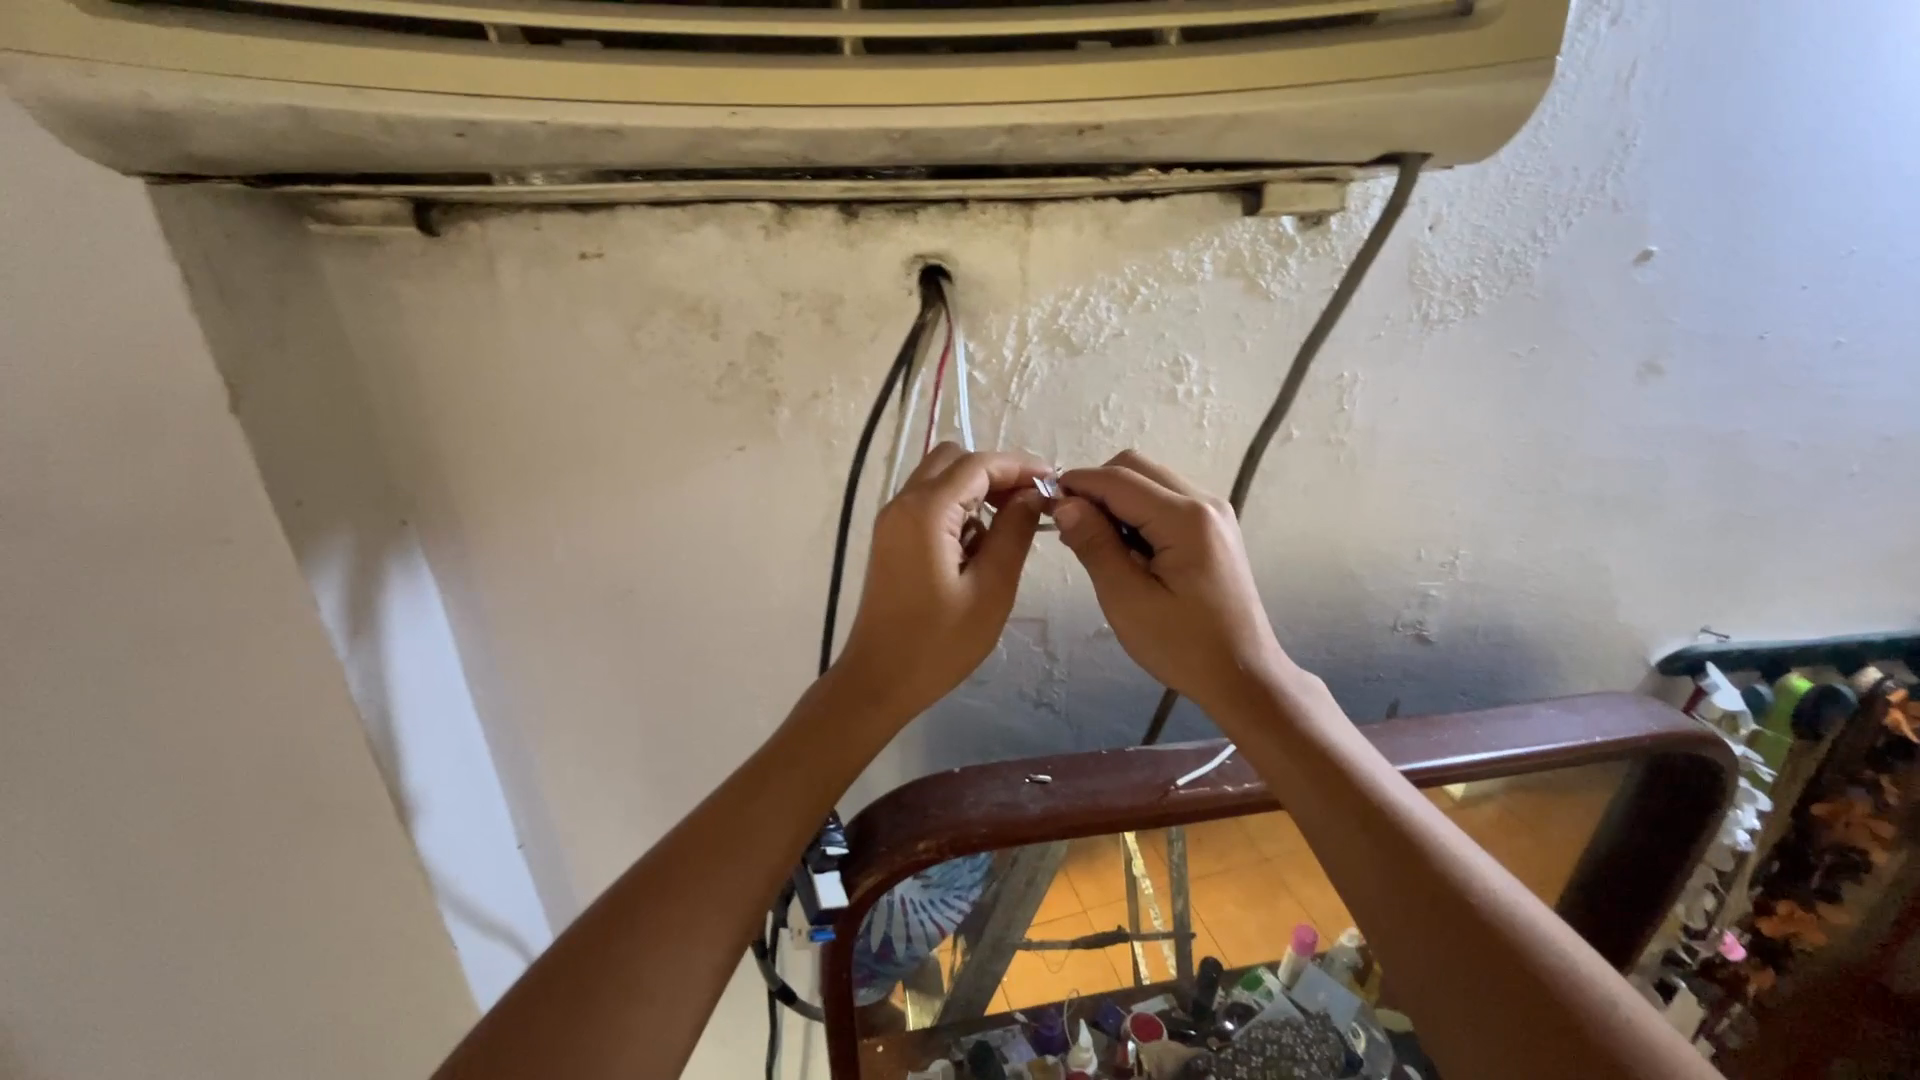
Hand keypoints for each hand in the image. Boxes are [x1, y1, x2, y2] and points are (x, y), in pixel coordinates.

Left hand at [838, 443, 1048, 719]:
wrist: (879, 680)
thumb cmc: (938, 643)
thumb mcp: (990, 590)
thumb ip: (1014, 533)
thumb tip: (1032, 495)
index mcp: (926, 512)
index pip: (978, 464)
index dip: (1019, 466)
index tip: (1053, 482)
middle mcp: (902, 504)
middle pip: (953, 460)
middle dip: (995, 474)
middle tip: (1028, 505)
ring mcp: (892, 521)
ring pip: (939, 479)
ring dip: (975, 491)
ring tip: (1008, 531)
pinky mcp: (890, 539)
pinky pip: (927, 504)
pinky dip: (956, 509)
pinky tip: (977, 548)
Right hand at [1053, 451, 1289, 711]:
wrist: (1242, 676)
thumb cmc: (1182, 646)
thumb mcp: (1126, 599)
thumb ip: (1094, 545)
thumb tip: (1064, 504)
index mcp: (1185, 518)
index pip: (1117, 479)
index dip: (1075, 485)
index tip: (1044, 506)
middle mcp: (1204, 502)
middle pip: (1135, 467)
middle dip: (1095, 488)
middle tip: (1071, 530)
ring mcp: (1213, 513)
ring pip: (1149, 480)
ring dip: (1115, 500)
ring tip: (1095, 544)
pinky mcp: (1212, 529)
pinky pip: (1165, 500)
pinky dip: (1136, 512)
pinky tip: (1123, 549)